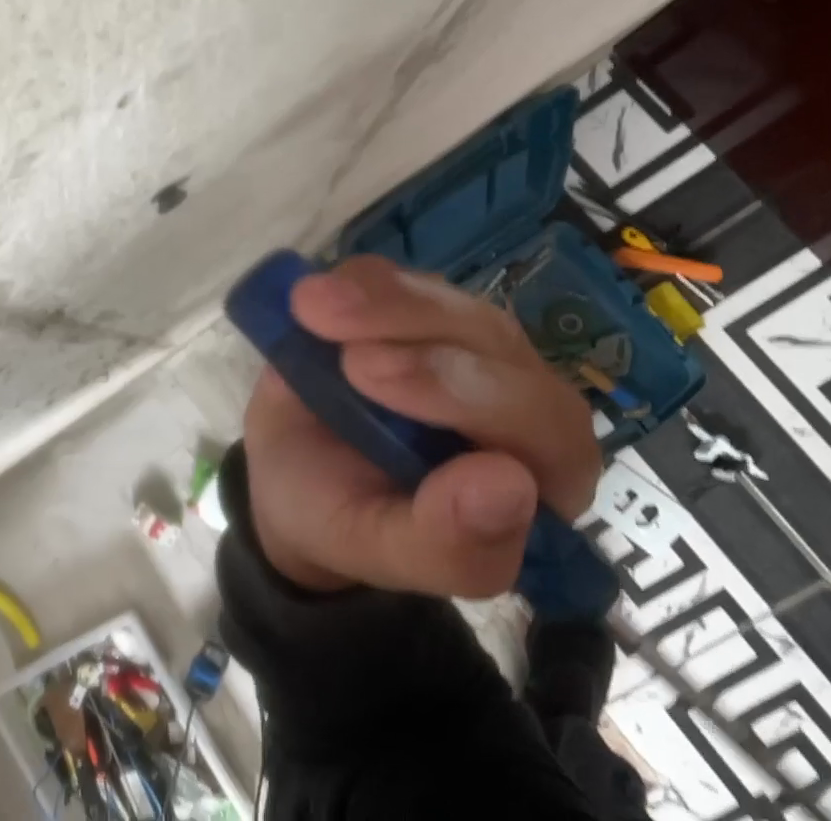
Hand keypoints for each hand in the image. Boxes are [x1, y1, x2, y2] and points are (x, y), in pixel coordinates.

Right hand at [242, 256, 601, 597]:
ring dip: (384, 300)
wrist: (291, 478)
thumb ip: (447, 544)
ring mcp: (471, 346)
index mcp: (539, 474)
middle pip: (495, 348)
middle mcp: (522, 400)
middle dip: (416, 338)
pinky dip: (360, 282)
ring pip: (450, 304)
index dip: (466, 395)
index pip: (540, 425)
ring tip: (310, 306)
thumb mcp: (374, 549)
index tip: (374, 377)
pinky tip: (313, 297)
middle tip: (344, 348)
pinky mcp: (421, 310)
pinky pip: (404, 281)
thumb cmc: (339, 519)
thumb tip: (508, 486)